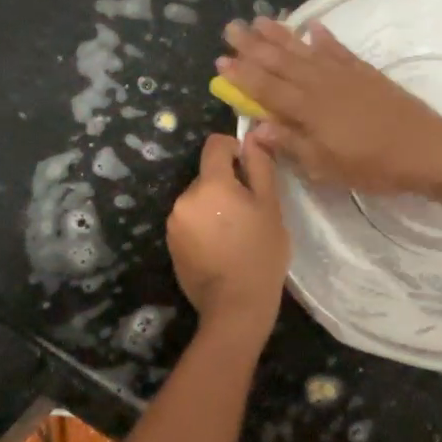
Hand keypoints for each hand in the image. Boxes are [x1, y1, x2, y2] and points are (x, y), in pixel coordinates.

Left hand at [166, 134, 290, 345]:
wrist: (235, 307)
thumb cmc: (260, 254)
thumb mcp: (270, 206)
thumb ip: (260, 165)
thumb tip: (253, 135)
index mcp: (210, 184)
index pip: (215, 145)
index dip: (234, 150)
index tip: (250, 171)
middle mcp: (185, 197)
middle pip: (207, 175)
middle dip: (226, 185)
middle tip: (249, 212)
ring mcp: (174, 222)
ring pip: (199, 199)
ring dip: (214, 207)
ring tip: (235, 234)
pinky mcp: (170, 243)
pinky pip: (190, 221)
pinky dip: (204, 226)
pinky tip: (221, 248)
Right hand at [217, 17, 441, 194]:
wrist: (427, 149)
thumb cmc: (373, 166)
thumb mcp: (326, 166)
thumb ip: (291, 144)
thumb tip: (257, 129)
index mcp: (307, 109)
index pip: (265, 87)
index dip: (241, 75)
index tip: (220, 61)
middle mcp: (321, 84)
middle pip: (280, 61)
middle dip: (253, 45)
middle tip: (231, 28)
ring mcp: (344, 74)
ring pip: (305, 50)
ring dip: (281, 34)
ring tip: (260, 19)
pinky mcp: (365, 73)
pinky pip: (337, 49)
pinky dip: (323, 37)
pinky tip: (312, 27)